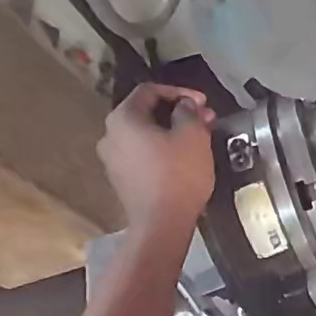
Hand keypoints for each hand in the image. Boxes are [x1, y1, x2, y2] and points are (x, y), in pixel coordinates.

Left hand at [97, 83, 215, 239]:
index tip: (202, 102)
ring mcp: (113, 160)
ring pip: (146, 135)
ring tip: (199, 137)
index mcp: (123, 118)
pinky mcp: (122, 180)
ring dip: (172, 131)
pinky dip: (163, 150)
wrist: (162, 224)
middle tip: (205, 118)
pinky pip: (143, 155)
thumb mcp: (193, 135)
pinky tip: (184, 158)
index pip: (150, 91)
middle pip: (147, 113)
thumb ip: (189, 111)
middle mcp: (110, 136)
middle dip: (178, 113)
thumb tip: (186, 105)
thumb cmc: (178, 174)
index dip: (180, 91)